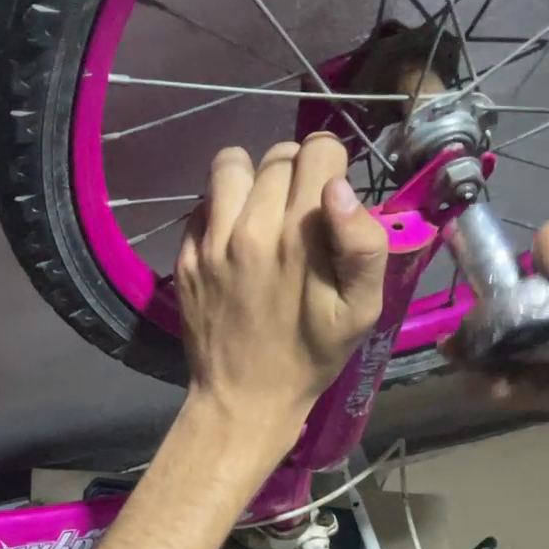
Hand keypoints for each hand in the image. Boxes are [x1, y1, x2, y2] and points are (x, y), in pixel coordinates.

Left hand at [175, 134, 389, 451]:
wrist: (243, 398)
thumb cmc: (310, 355)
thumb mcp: (361, 309)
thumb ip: (363, 243)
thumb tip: (340, 186)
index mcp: (301, 233)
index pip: (318, 150)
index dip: (331, 166)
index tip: (329, 195)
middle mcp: (251, 227)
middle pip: (277, 157)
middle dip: (295, 173)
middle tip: (298, 213)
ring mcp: (211, 242)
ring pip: (229, 165)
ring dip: (250, 179)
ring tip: (261, 211)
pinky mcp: (185, 258)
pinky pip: (200, 205)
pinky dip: (218, 210)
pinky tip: (232, 239)